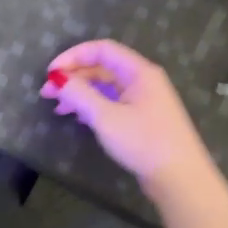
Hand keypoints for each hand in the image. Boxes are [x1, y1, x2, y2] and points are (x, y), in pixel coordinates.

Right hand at [40, 39, 210, 190]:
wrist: (180, 178)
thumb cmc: (144, 142)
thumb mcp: (106, 117)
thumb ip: (79, 94)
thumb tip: (58, 78)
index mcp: (139, 71)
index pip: (101, 49)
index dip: (73, 56)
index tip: (50, 72)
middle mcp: (142, 80)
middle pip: (102, 68)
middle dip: (73, 77)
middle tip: (46, 93)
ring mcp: (143, 100)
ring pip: (105, 87)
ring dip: (80, 93)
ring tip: (58, 108)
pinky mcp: (142, 119)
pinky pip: (112, 103)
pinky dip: (92, 107)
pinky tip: (78, 118)